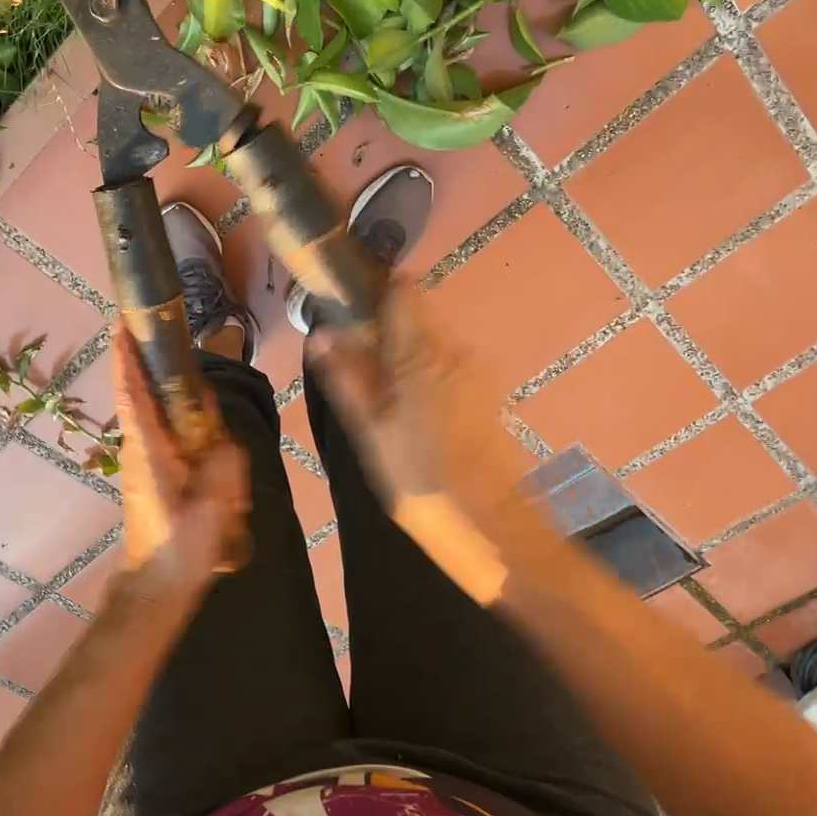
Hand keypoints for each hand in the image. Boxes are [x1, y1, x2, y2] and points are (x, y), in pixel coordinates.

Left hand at [107, 327, 249, 609]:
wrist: (156, 585)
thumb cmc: (178, 548)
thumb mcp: (211, 511)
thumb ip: (223, 470)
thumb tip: (227, 442)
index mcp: (148, 450)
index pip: (131, 393)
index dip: (124, 357)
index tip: (120, 323)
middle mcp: (140, 448)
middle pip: (137, 393)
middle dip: (142, 359)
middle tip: (156, 327)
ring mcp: (144, 460)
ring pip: (151, 411)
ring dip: (160, 385)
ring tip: (180, 363)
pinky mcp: (153, 472)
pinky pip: (162, 430)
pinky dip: (174, 412)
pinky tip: (199, 416)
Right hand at [308, 290, 552, 602]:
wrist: (495, 526)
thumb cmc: (423, 482)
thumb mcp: (372, 434)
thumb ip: (347, 378)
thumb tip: (321, 335)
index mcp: (420, 354)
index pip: (401, 290)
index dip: (372, 291)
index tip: (347, 309)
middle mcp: (453, 350)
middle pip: (415, 313)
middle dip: (383, 328)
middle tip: (354, 366)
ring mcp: (474, 370)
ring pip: (430, 340)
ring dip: (402, 353)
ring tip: (378, 396)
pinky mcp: (485, 391)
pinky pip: (446, 365)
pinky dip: (423, 374)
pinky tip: (410, 413)